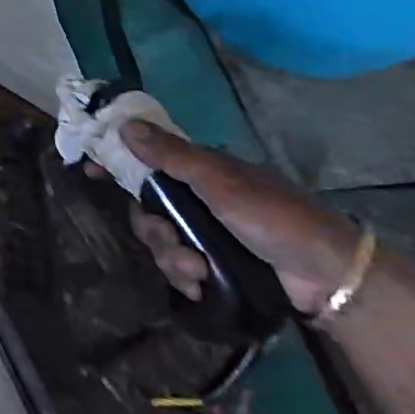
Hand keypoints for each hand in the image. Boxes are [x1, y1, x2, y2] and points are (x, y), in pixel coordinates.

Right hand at [117, 121, 361, 315]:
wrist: (325, 275)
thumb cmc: (273, 215)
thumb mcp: (220, 182)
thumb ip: (172, 156)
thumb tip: (125, 126)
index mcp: (199, 170)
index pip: (147, 158)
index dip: (117, 162)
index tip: (89, 169)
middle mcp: (196, 199)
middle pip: (147, 208)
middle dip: (153, 231)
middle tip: (171, 243)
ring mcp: (204, 233)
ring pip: (160, 241)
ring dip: (171, 259)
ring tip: (196, 272)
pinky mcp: (213, 265)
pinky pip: (178, 268)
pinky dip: (184, 278)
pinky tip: (200, 286)